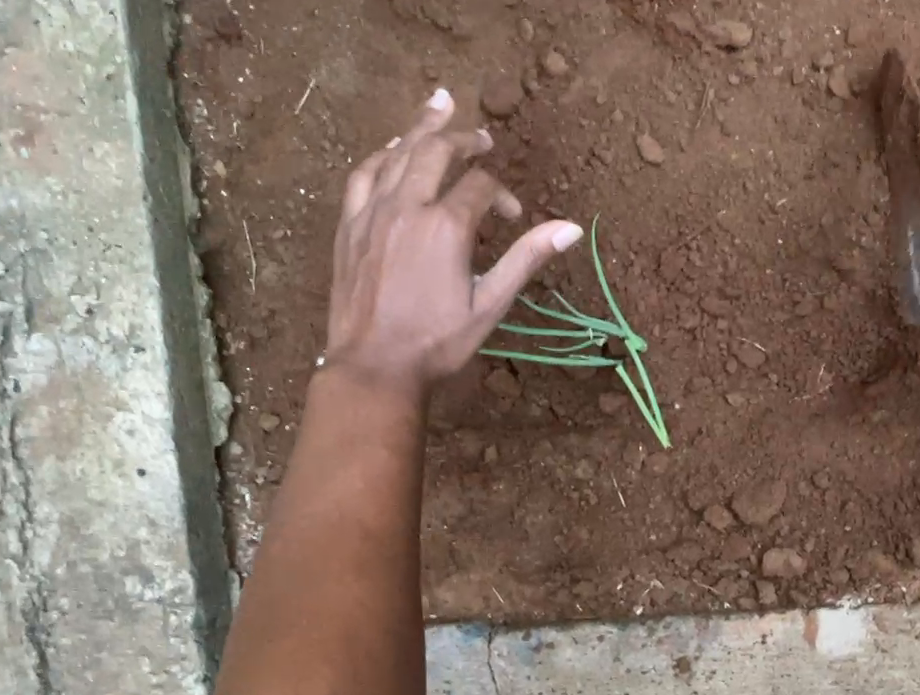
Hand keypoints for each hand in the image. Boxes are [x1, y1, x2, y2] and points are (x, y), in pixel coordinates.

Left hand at [324, 88, 584, 398]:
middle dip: (463, 139)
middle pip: (435, 152)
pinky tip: (392, 149)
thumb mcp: (491, 303)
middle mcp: (407, 207)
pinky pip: (364, 173)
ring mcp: (372, 212)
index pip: (480, 187)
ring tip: (439, 106)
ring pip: (397, 153)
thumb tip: (569, 229)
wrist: (376, 364)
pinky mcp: (350, 224)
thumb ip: (526, 259)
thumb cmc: (438, 341)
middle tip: (482, 135)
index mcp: (446, 227)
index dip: (501, 195)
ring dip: (421, 128)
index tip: (512, 218)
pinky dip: (383, 155)